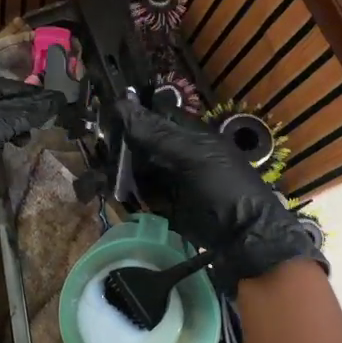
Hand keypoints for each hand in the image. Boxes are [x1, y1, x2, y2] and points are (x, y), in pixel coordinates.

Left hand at [0, 78, 63, 237]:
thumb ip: (26, 111)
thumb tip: (57, 100)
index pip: (11, 86)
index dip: (34, 95)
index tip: (56, 104)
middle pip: (6, 101)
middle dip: (25, 112)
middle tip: (44, 123)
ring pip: (0, 118)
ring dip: (16, 126)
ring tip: (26, 137)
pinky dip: (4, 137)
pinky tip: (13, 145)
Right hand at [116, 99, 326, 281]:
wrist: (244, 239)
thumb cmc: (225, 188)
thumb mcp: (192, 155)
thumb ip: (157, 133)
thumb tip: (121, 103)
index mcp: (190, 136)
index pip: (154, 115)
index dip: (131, 113)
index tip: (103, 115)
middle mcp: (178, 155)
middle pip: (141, 143)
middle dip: (120, 146)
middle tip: (97, 149)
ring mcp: (171, 181)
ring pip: (137, 170)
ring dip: (119, 171)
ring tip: (97, 174)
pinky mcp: (165, 206)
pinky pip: (140, 195)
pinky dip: (126, 194)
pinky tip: (110, 192)